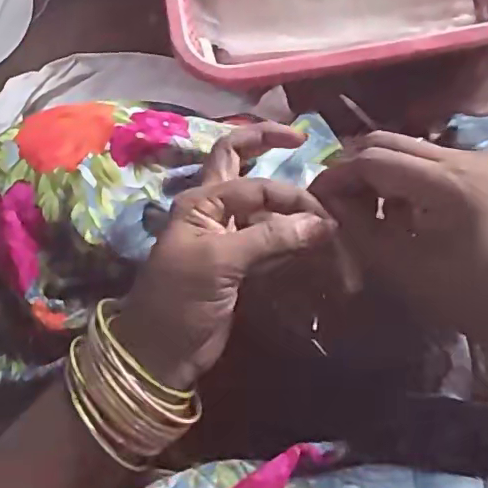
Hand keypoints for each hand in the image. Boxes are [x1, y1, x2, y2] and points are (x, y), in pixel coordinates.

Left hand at [115, 124, 338, 389]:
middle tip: (302, 138)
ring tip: (325, 208)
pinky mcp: (238, 263)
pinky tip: (313, 241)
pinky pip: (268, 239)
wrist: (162, 349)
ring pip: (260, 205)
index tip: (323, 216)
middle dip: (265, 144)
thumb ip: (268, 237)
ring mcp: (226, 235)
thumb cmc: (180, 298)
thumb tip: (321, 223)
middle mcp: (213, 210)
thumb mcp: (219, 262)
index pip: (253, 183)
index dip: (288, 194)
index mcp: (200, 201)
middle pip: (239, 164)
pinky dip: (289, 236)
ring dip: (287, 203)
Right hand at [309, 131, 487, 375]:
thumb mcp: (401, 264)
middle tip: (335, 199)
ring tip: (364, 205)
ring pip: (405, 146)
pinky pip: (427, 158)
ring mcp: (477, 158)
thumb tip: (326, 200)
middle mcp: (463, 157)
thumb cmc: (469, 296)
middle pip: (386, 141)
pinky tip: (398, 206)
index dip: (336, 176)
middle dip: (353, 167)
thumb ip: (357, 225)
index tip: (315, 199)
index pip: (371, 159)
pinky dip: (402, 174)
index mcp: (447, 183)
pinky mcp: (483, 168)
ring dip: (377, 169)